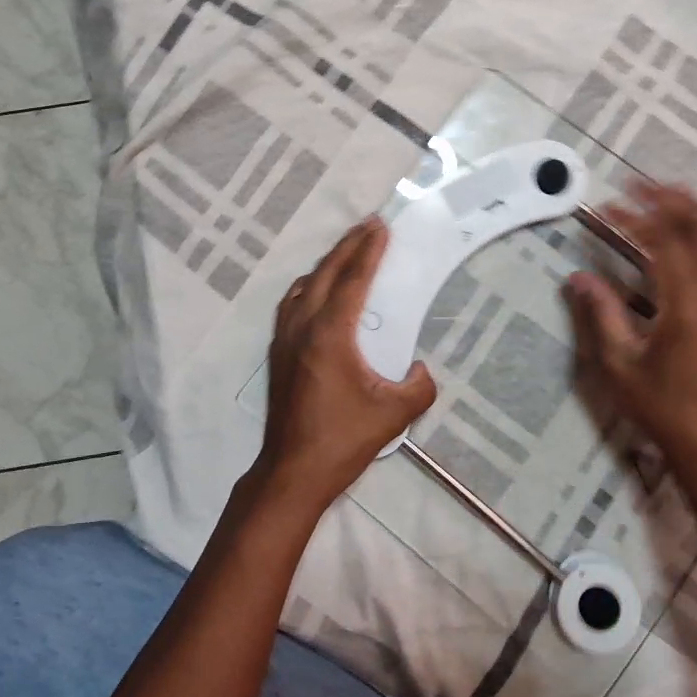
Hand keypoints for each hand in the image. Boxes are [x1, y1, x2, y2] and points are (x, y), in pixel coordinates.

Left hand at [258, 217, 436, 511]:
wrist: (292, 472)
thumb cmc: (343, 440)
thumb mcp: (395, 414)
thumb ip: (420, 386)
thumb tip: (420, 368)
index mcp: (330, 334)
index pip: (352, 281)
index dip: (368, 252)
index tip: (380, 227)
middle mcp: (302, 327)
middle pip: (324, 273)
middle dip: (347, 246)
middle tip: (368, 225)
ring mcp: (284, 339)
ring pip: (303, 286)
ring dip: (326, 264)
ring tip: (347, 253)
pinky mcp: (276, 353)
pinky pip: (291, 304)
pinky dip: (308, 286)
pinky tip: (317, 292)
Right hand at [563, 182, 696, 469]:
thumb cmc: (663, 408)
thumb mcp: (620, 365)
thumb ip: (601, 315)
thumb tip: (577, 276)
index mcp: (687, 307)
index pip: (663, 244)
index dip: (634, 219)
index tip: (606, 207)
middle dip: (670, 202)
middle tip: (638, 185)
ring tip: (670, 194)